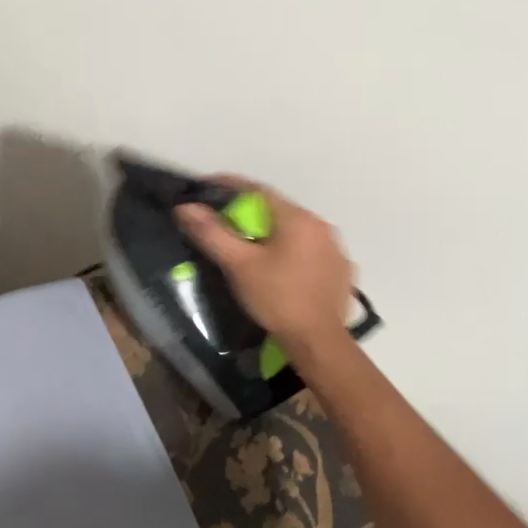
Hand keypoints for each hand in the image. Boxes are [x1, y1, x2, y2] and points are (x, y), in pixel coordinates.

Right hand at [174, 177, 355, 351]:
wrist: (318, 341)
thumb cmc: (276, 298)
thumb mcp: (238, 265)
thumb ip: (212, 233)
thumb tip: (185, 207)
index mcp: (298, 218)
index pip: (259, 190)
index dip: (229, 186)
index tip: (206, 188)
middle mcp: (322, 226)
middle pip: (278, 210)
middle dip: (250, 212)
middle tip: (224, 224)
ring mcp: (336, 249)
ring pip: (297, 231)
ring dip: (273, 233)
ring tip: (251, 248)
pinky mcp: (342, 271)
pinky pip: (312, 251)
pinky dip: (292, 252)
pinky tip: (281, 269)